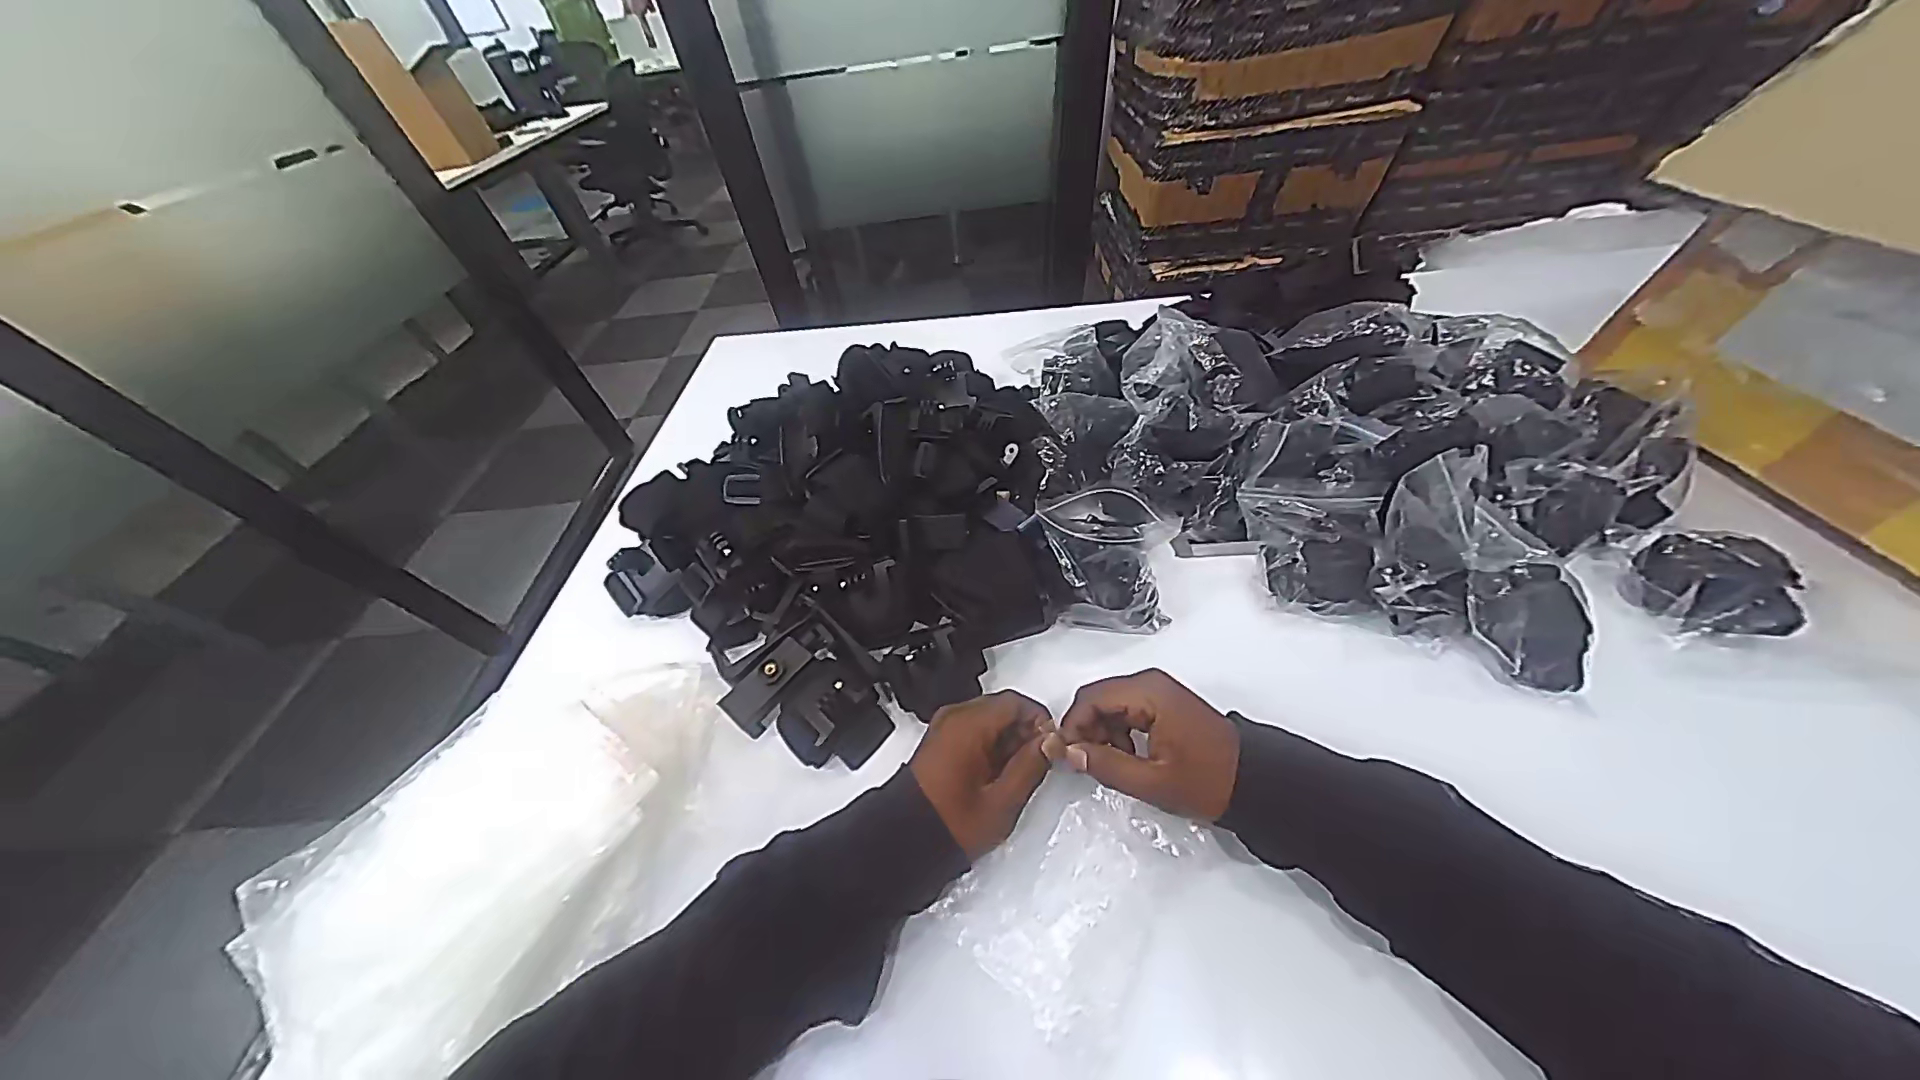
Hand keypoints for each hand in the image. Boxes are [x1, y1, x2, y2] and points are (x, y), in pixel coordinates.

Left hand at [910, 690, 1053, 859]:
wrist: (906, 838)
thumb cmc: (948, 824)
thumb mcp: (1001, 801)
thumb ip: (1030, 766)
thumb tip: (1049, 743)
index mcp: (968, 725)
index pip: (1016, 703)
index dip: (1040, 721)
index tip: (1051, 744)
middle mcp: (954, 718)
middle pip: (1002, 708)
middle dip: (1025, 731)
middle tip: (1038, 761)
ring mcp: (944, 727)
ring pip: (990, 719)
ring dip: (1009, 739)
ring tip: (1016, 774)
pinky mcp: (941, 740)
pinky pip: (975, 730)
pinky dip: (991, 745)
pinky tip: (996, 774)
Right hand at [1043, 669, 1238, 820]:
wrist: (1255, 781)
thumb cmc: (1210, 780)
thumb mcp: (1152, 781)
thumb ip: (1105, 764)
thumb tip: (1070, 752)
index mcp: (1148, 693)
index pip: (1090, 699)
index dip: (1072, 726)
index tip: (1066, 754)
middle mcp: (1151, 684)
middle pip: (1098, 699)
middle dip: (1086, 730)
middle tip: (1086, 762)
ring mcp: (1159, 692)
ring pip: (1110, 704)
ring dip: (1102, 732)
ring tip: (1112, 763)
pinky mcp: (1164, 703)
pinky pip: (1127, 709)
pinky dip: (1118, 731)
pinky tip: (1128, 756)